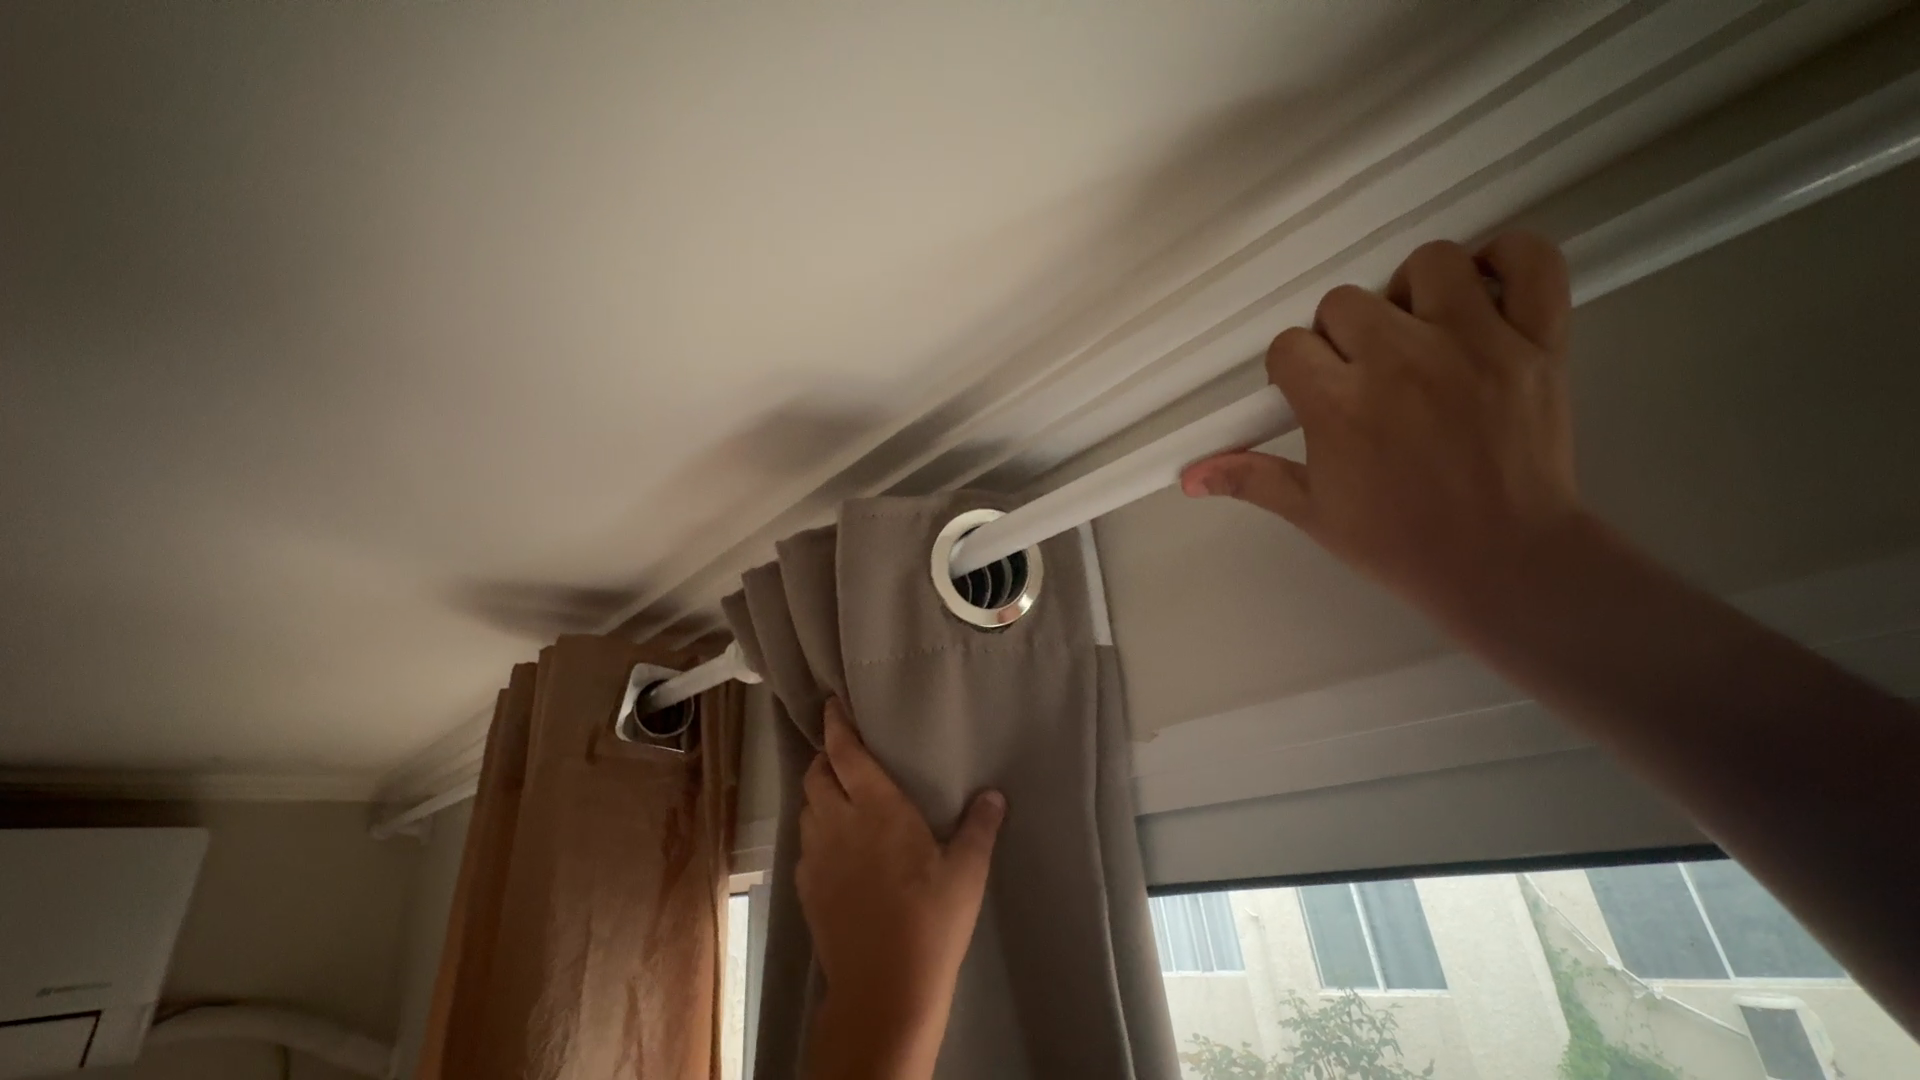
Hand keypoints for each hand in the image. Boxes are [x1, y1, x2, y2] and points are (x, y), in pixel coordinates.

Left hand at [798, 698, 1005, 1079]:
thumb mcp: (967, 873)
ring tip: (839, 794)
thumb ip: (979, 828)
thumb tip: (994, 795)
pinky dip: (816, 830)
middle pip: (816, 774)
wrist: (883, 987)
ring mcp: (818, 856)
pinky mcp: (807, 888)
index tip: (832, 706)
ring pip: (807, 808)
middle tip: (843, 754)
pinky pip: (806, 844)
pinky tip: (834, 845)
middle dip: (825, 757)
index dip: (836, 725)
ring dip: (819, 792)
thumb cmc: (931, 921)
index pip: (845, 753)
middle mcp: (839, 822)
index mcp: (877, 808)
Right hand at [1180, 232, 1581, 620]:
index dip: (1293, 369)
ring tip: (1420, 331)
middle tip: (1363, 374)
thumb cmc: (1399, 543)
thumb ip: (1251, 478)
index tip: (1312, 392)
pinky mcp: (1537, 342)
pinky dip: (1509, 259)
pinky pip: (1530, 260)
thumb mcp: (1313, 513)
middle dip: (1342, 337)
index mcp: (1339, 405)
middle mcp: (1400, 361)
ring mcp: (1474, 344)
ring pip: (1428, 264)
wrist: (1503, 563)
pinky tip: (1485, 291)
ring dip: (1413, 291)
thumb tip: (1190, 476)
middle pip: (1344, 302)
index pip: (1288, 346)